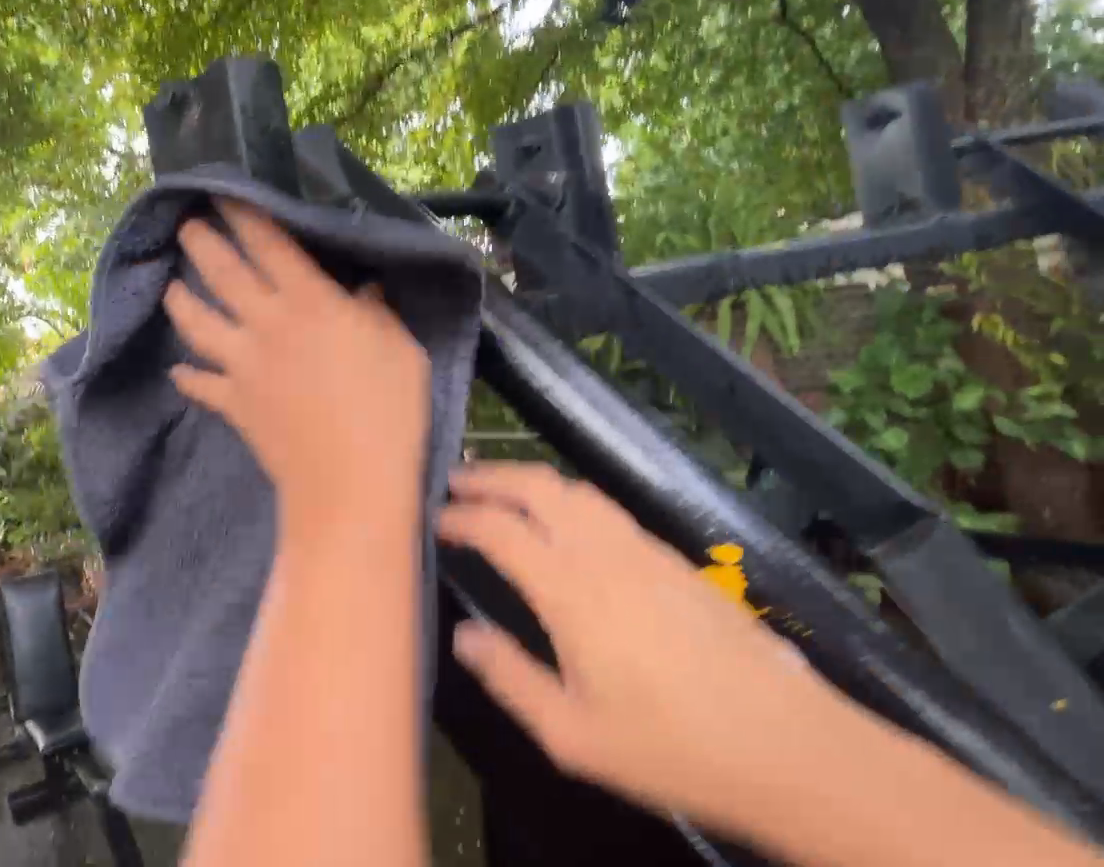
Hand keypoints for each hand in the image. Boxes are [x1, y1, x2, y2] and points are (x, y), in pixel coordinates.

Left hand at [163, 199, 430, 549]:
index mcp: (309, 303)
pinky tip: (178, 371)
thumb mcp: (400, 350)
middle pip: (223, 275)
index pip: (269, 245)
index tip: (222, 194)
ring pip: (198, 323)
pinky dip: (187, 376)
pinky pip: (200, 383)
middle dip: (201, 245)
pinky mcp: (232, 403)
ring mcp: (242, 365)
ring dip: (180, 302)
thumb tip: (363, 290)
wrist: (349, 484)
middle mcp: (266, 325)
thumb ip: (376, 313)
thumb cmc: (389, 413)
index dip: (244, 215)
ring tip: (169, 288)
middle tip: (185, 226)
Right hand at [439, 462, 857, 830]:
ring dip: (529, 481)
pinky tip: (563, 524)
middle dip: (489, 477)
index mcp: (571, 592)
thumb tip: (464, 635)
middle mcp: (605, 556)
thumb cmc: (674, 750)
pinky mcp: (676, 563)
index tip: (432, 521)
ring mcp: (646, 553)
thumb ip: (510, 678)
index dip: (459, 518)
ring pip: (576, 490)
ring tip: (499, 492)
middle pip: (537, 487)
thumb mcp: (573, 736)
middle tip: (454, 483)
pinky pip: (607, 510)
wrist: (799, 752)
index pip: (499, 529)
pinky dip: (567, 499)